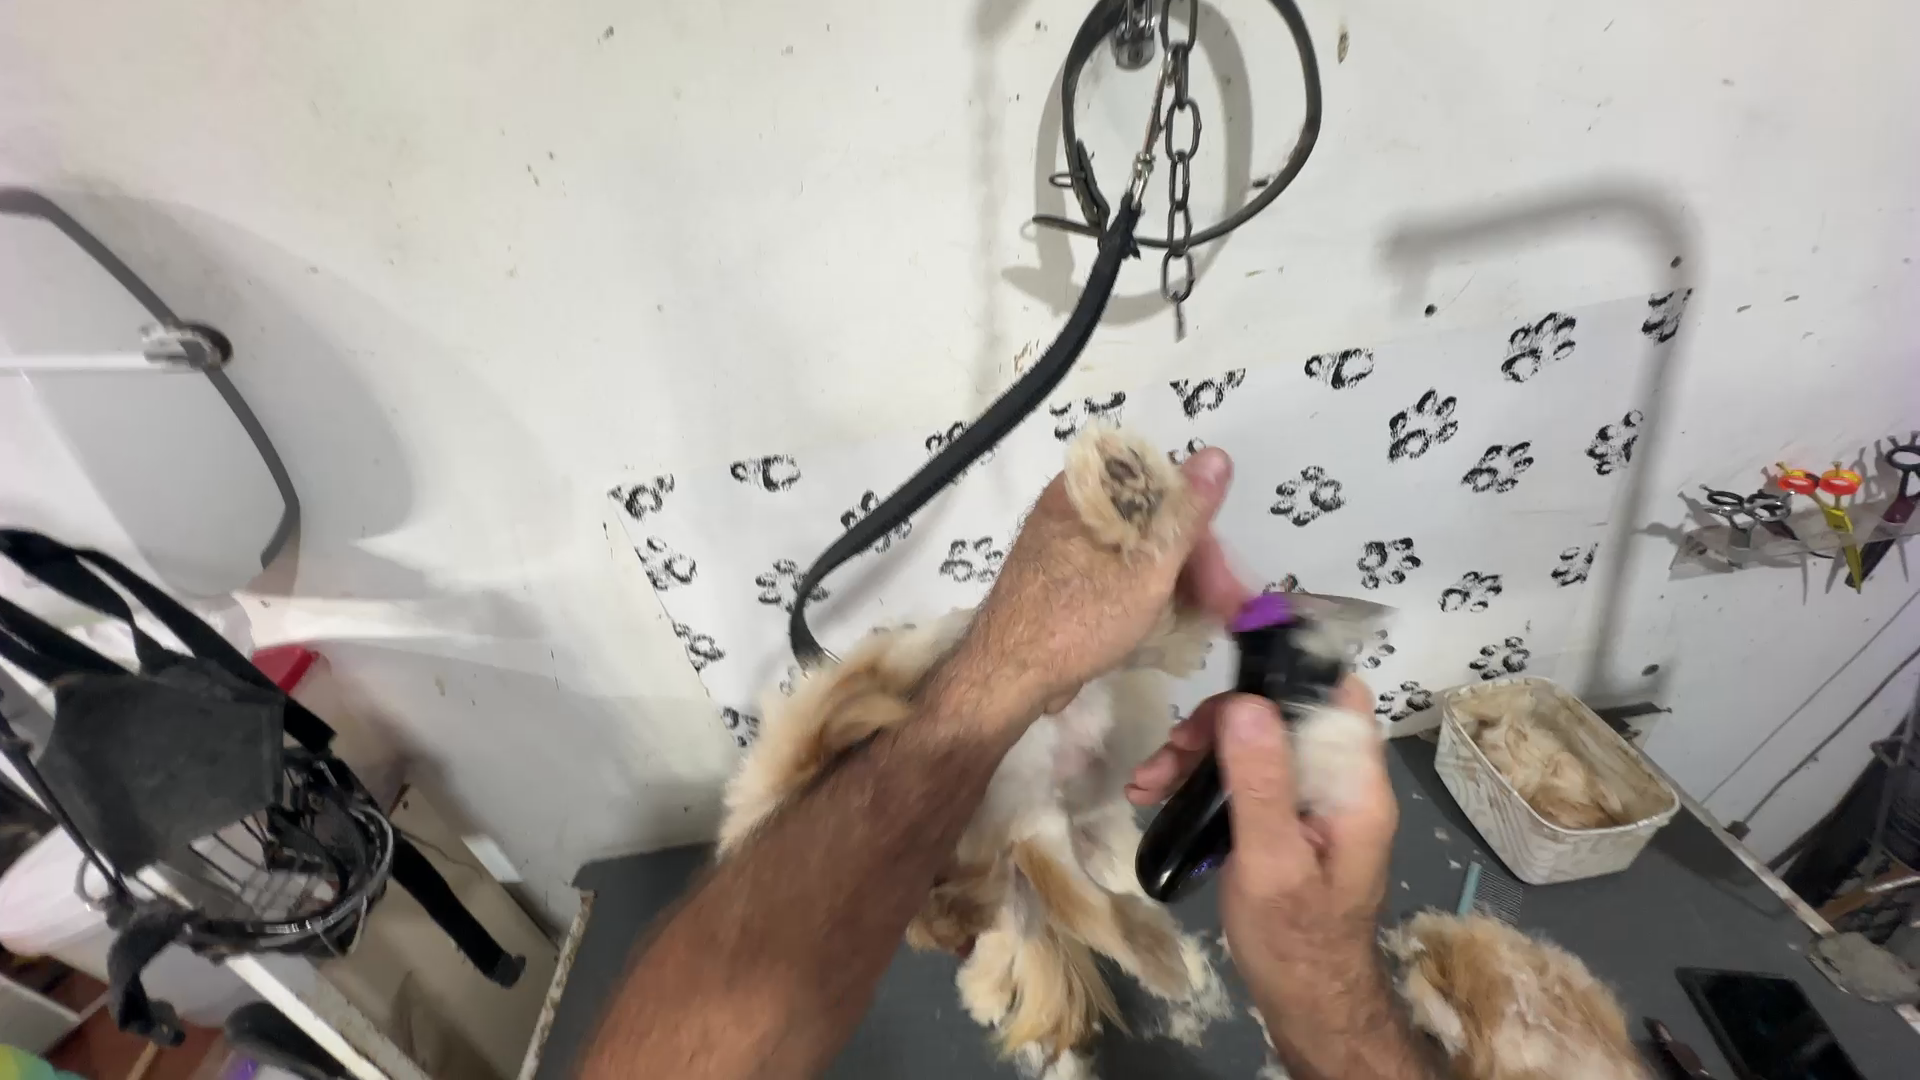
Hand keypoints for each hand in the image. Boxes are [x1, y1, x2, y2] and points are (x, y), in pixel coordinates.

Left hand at [956, 448, 1236, 719]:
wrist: (1008, 674)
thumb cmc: (1078, 618)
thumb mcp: (1145, 567)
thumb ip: (1184, 513)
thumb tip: (1217, 455)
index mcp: (1086, 491)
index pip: (1161, 487)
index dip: (1200, 527)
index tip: (1226, 571)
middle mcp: (1072, 509)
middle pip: (1150, 520)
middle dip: (1195, 563)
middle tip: (1226, 608)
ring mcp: (1062, 545)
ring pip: (1135, 550)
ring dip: (1176, 580)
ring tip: (1206, 620)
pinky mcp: (1059, 577)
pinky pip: (1113, 572)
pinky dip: (1144, 590)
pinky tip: (1170, 620)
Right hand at [1136, 687, 1401, 1077]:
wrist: (1302, 1000)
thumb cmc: (1294, 938)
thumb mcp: (1272, 861)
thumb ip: (1260, 782)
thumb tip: (1245, 700)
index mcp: (1352, 784)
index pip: (1336, 696)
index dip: (1290, 670)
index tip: (1230, 667)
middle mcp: (1332, 778)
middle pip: (1276, 714)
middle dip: (1219, 722)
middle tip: (1173, 749)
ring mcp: (1303, 794)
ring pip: (1248, 739)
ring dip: (1196, 749)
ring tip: (1149, 780)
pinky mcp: (1277, 810)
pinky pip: (1237, 769)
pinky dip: (1196, 773)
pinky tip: (1155, 791)